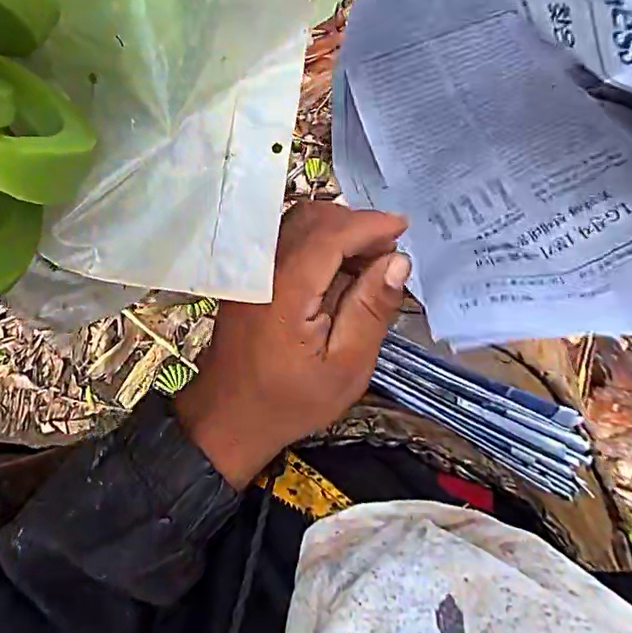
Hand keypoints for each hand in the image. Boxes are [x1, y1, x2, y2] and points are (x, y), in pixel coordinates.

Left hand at [174, 202, 410, 487]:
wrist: (229, 412)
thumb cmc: (290, 399)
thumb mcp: (346, 366)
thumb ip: (371, 309)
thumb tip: (397, 261)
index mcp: (286, 290)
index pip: (329, 234)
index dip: (368, 224)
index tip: (402, 227)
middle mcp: (263, 268)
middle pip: (312, 220)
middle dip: (354, 224)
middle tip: (387, 252)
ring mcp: (250, 268)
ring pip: (296, 223)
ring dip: (334, 229)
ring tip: (367, 260)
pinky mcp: (247, 273)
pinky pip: (284, 237)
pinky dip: (314, 239)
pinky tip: (337, 267)